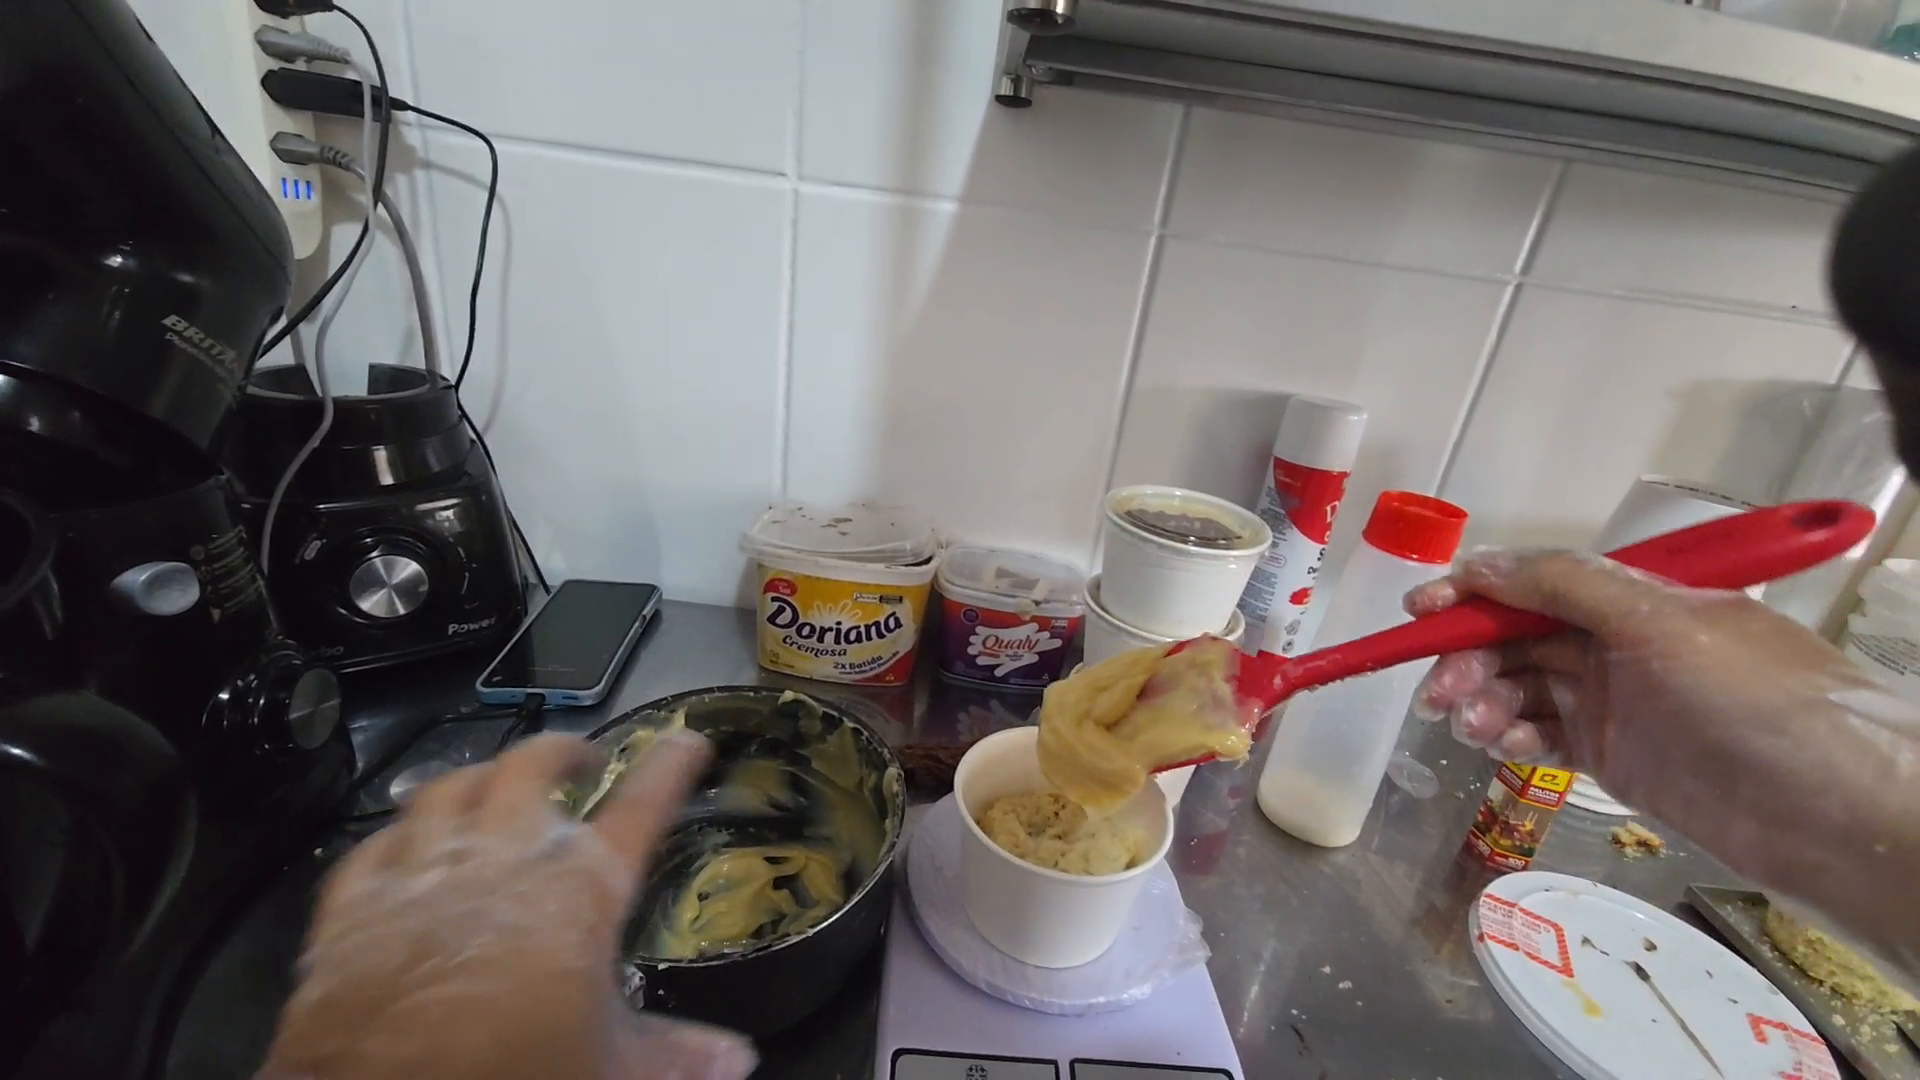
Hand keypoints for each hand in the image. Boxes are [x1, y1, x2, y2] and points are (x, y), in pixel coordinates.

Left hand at [259, 731, 755, 1079]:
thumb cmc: (518, 1073)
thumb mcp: (613, 1069)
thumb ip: (680, 1054)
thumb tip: (742, 1062)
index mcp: (583, 886)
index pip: (644, 804)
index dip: (671, 763)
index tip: (688, 740)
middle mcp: (509, 858)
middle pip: (532, 766)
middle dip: (562, 751)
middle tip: (581, 764)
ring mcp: (428, 874)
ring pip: (449, 787)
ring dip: (480, 777)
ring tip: (496, 787)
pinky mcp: (353, 910)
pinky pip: (374, 846)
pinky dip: (397, 835)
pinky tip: (406, 847)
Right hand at [1407, 549, 1919, 969]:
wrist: (1841, 824)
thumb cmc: (1755, 703)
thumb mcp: (1660, 623)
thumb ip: (1564, 585)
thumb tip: (1474, 565)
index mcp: (1628, 601)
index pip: (1527, 584)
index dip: (1469, 595)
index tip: (1419, 613)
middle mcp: (1610, 644)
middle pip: (1507, 640)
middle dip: (1465, 661)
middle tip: (1440, 696)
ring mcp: (1605, 701)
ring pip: (1512, 688)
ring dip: (1480, 703)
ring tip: (1475, 729)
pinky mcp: (1603, 753)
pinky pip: (1533, 734)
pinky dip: (1508, 737)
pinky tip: (1504, 746)